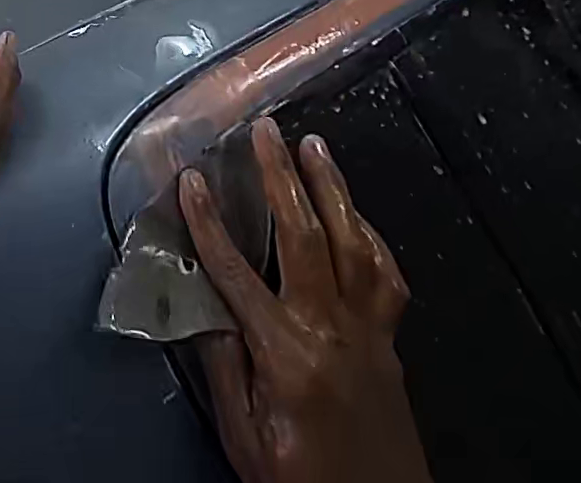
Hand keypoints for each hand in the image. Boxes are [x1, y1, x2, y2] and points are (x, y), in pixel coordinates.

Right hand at [179, 116, 430, 482]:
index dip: (208, 222)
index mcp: (286, 355)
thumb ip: (223, 365)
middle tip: (267, 132)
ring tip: (315, 146)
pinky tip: (353, 210)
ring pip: (354, 243)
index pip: (235, 273)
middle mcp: (330, 331)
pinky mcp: (389, 338)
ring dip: (333, 188)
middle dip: (281, 177)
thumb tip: (205, 300)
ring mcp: (368, 331)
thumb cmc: (300, 479)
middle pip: (304, 237)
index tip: (191, 180)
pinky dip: (369, 233)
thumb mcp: (244, 434)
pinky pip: (386, 275)